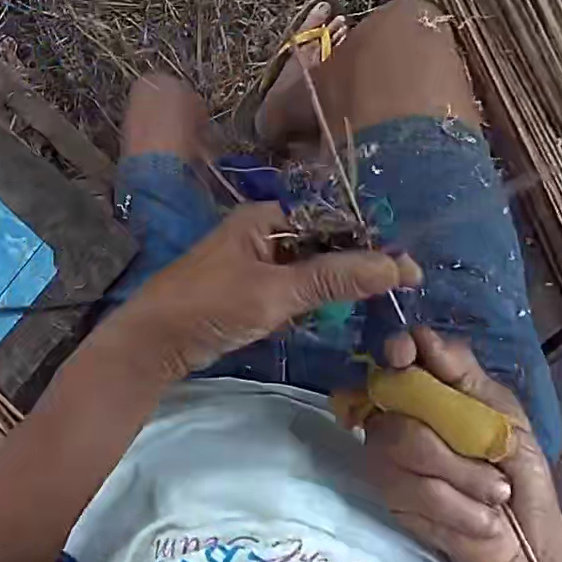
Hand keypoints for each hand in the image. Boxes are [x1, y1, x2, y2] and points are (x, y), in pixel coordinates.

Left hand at [106, 203, 421, 377]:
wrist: (154, 343)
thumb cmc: (210, 305)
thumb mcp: (274, 292)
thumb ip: (332, 279)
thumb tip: (394, 267)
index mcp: (264, 218)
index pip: (329, 222)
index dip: (368, 244)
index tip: (407, 269)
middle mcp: (262, 234)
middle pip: (322, 245)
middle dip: (356, 268)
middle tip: (401, 292)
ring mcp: (255, 263)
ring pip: (310, 271)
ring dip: (338, 288)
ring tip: (380, 305)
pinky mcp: (251, 291)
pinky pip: (293, 290)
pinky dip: (314, 302)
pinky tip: (339, 315)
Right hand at [361, 326, 561, 561]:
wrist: (527, 542)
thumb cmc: (518, 470)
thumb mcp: (503, 413)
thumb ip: (462, 371)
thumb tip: (421, 336)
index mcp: (427, 384)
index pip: (398, 353)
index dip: (397, 350)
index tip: (403, 356)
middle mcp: (397, 410)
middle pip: (397, 399)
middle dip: (452, 434)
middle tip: (494, 459)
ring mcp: (387, 449)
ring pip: (404, 443)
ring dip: (461, 474)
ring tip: (494, 495)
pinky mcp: (387, 490)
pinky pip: (412, 487)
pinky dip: (456, 506)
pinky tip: (478, 517)